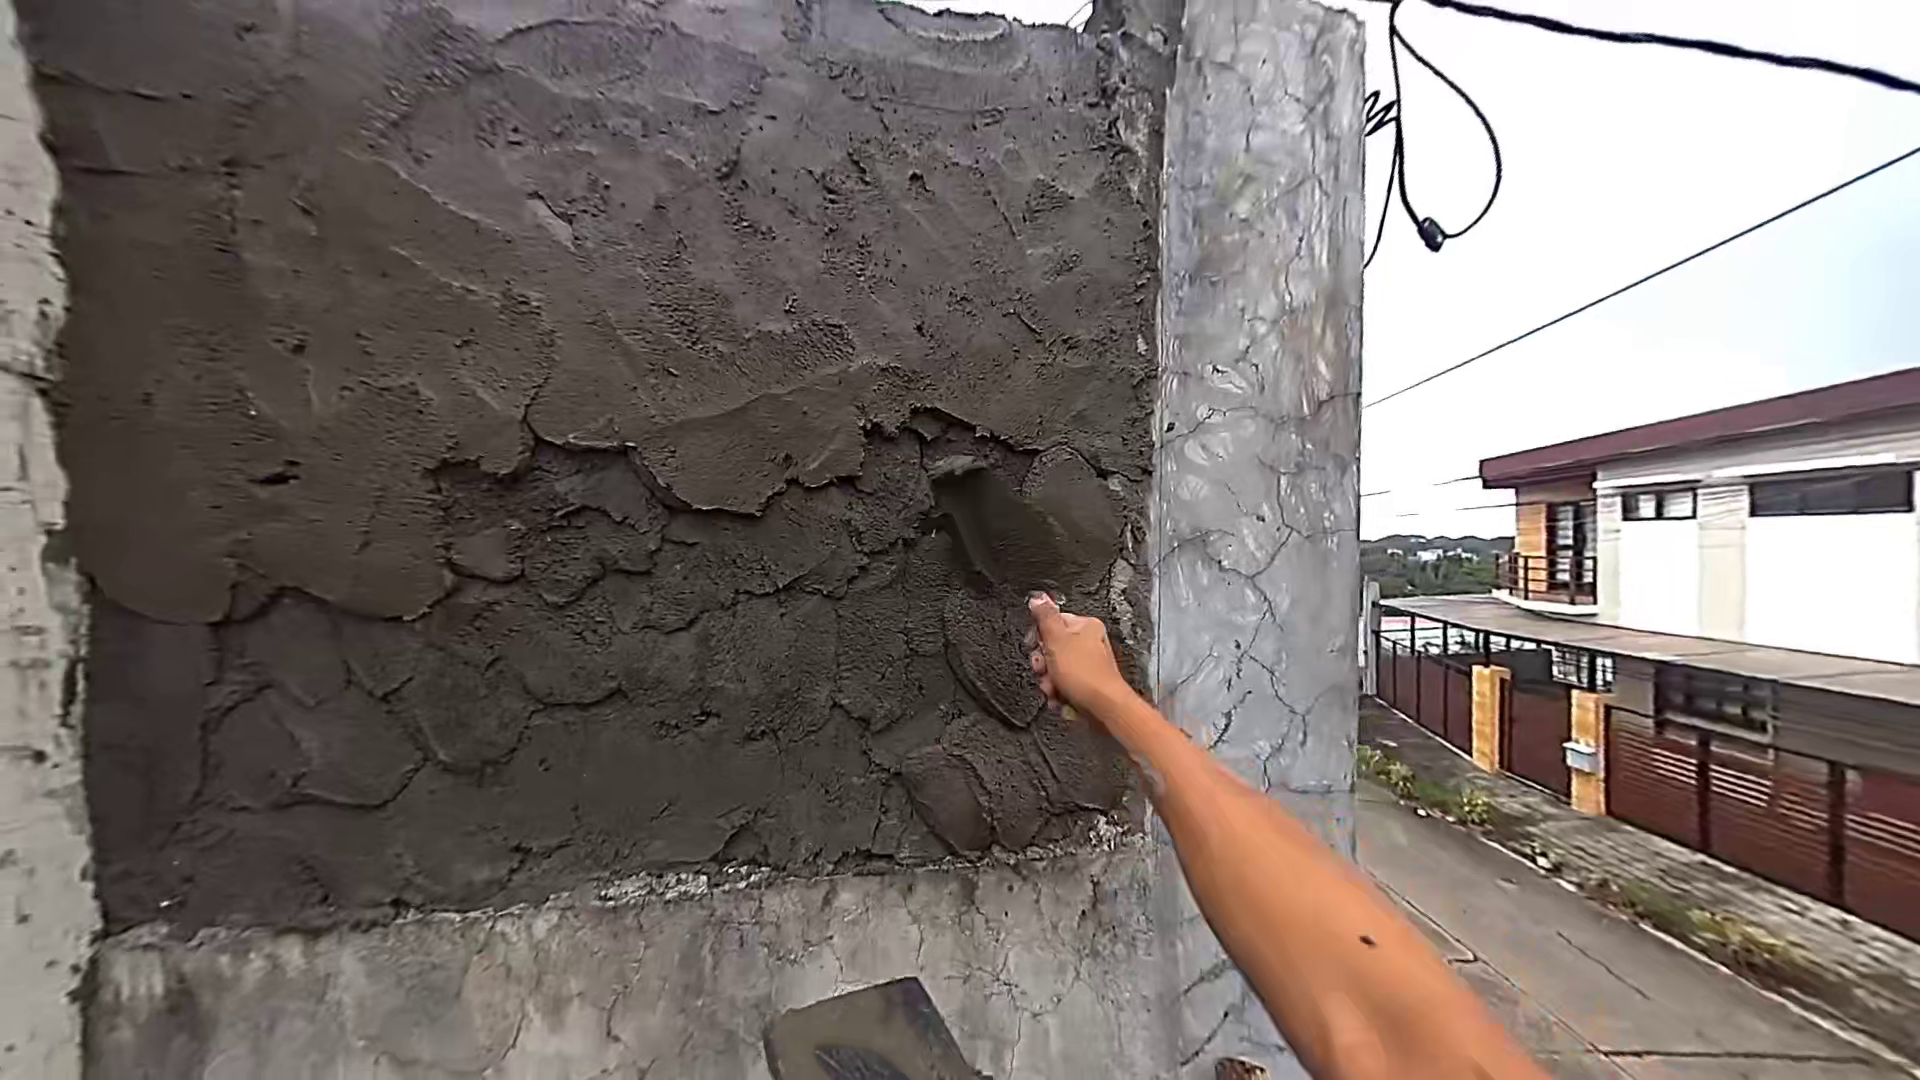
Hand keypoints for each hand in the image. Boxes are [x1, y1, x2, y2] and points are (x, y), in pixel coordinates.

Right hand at [1026, 593, 1133, 718]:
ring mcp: (1087, 666)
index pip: (1051, 623)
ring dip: (1049, 683)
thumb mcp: (1057, 639)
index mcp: (1084, 626)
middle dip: (1044, 665)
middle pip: (1051, 649)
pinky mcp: (1085, 686)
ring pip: (1054, 671)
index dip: (1039, 637)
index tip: (1036, 646)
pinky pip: (1063, 686)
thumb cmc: (1087, 675)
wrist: (1103, 708)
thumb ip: (1045, 616)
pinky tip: (1062, 700)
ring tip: (1056, 689)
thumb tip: (1037, 597)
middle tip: (1046, 670)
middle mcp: (1088, 644)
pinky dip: (1059, 695)